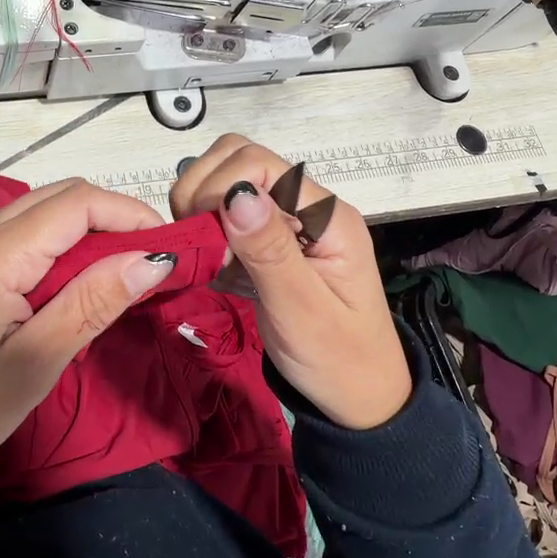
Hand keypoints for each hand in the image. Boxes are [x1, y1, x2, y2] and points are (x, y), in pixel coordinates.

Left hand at [0, 179, 173, 498]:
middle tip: (157, 263)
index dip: (131, 215)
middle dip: (116, 218)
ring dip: (90, 230)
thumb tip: (153, 260)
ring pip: (43, 210)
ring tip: (129, 272)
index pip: (78, 203)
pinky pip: (24, 232)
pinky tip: (81, 279)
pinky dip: (62, 244)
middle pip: (62, 196)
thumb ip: (92, 302)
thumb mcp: (35, 363)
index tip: (174, 248)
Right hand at [171, 135, 410, 429]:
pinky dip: (207, 226)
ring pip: (228, 178)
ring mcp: (287, 219)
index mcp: (325, 215)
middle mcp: (306, 205)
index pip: (259, 162)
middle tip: (197, 241)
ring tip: (205, 252)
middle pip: (239, 157)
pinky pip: (227, 211)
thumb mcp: (302, 311)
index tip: (204, 233)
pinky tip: (212, 261)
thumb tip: (236, 194)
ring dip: (202, 205)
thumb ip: (269, 251)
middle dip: (203, 188)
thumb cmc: (337, 360)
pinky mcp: (269, 238)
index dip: (219, 186)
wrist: (359, 400)